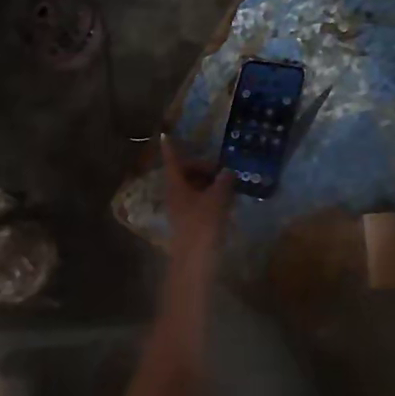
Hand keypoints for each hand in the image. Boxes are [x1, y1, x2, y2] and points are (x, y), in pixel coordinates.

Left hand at [161, 137, 232, 273]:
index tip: (165, 135)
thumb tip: (228, 172)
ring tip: (229, 187)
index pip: (173, 160)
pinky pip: (198, 202)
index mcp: (176, 185)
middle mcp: (175, 195)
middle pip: (185, 174)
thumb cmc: (203, 224)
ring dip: (208, 184)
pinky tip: (226, 204)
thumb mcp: (217, 198)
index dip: (171, 148)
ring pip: (193, 189)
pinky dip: (210, 198)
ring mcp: (180, 210)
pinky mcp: (189, 223)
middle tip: (223, 172)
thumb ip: (223, 182)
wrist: (195, 260)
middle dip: (203, 169)